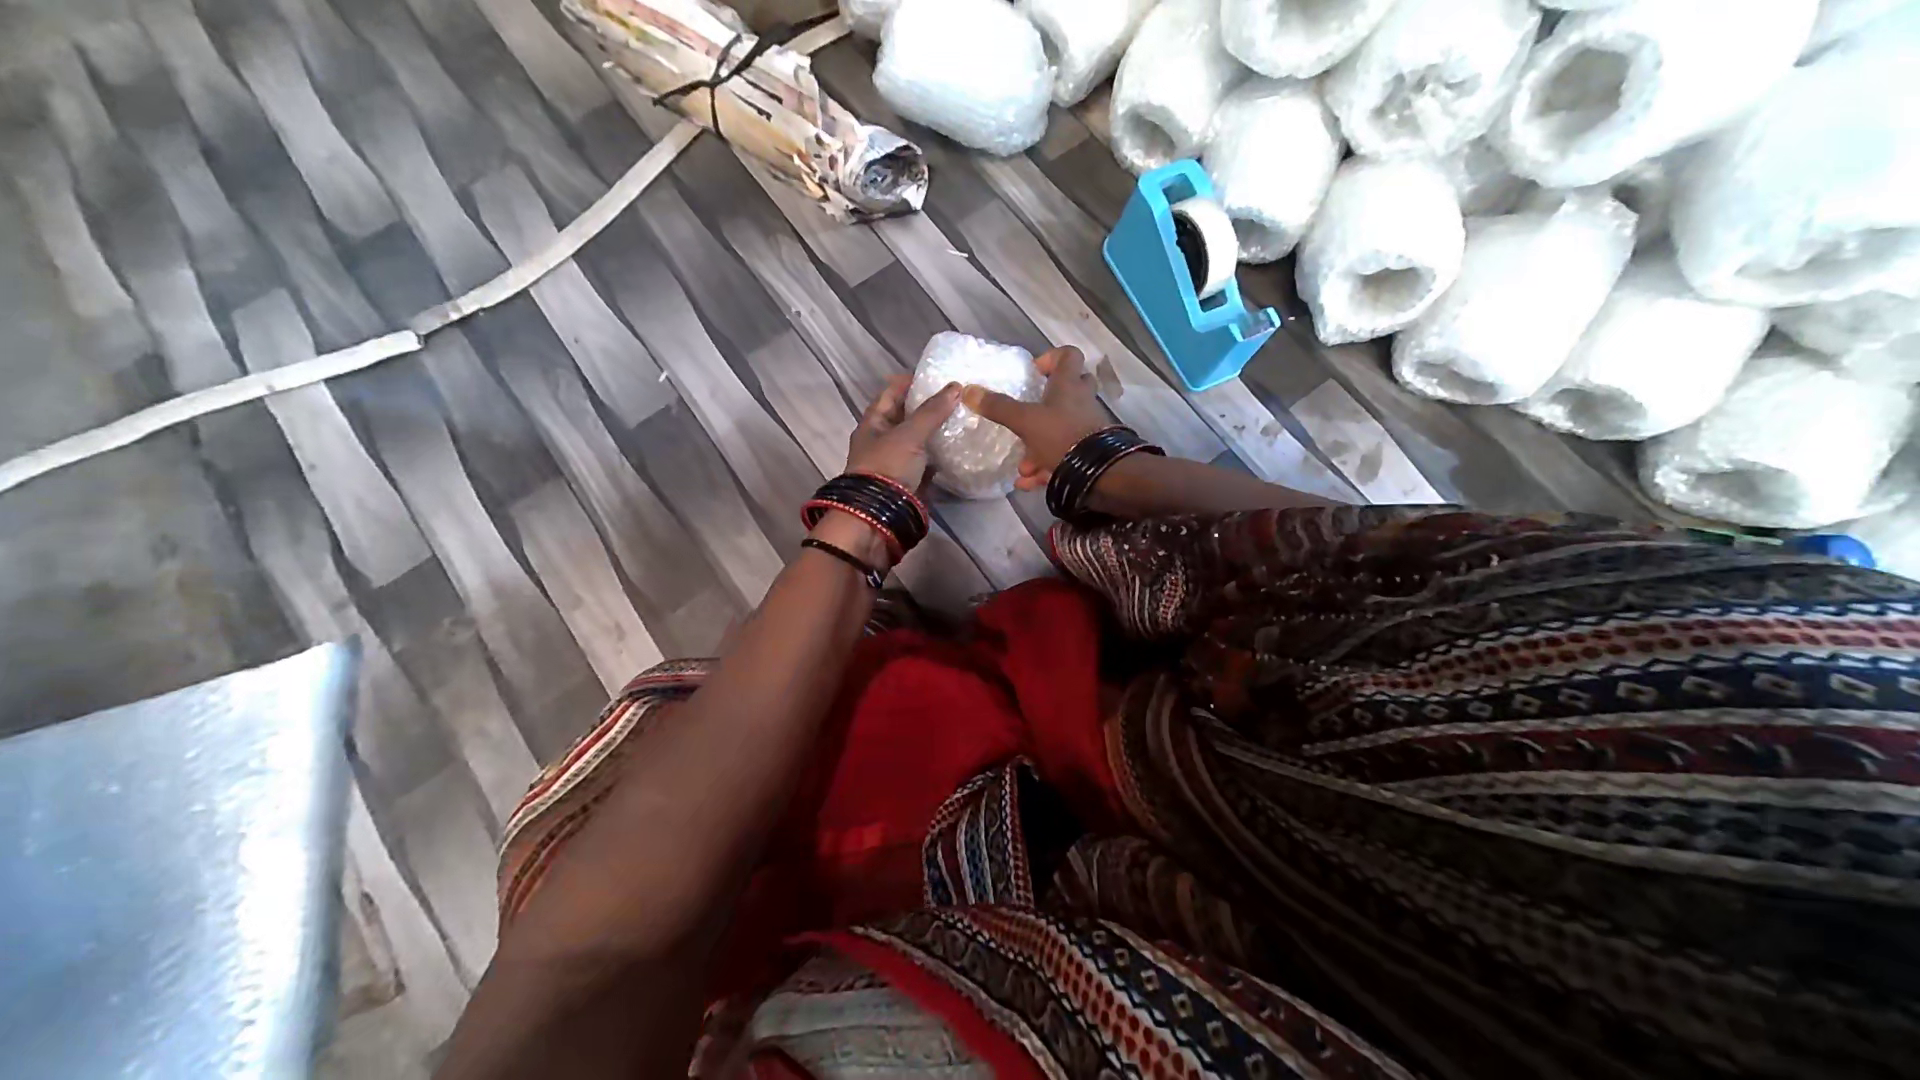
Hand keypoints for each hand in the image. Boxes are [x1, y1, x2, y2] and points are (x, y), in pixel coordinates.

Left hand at [845, 374, 961, 488]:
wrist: (879, 514)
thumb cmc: (888, 466)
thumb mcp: (909, 434)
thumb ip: (932, 411)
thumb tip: (956, 386)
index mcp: (873, 422)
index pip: (891, 393)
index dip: (910, 381)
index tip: (936, 374)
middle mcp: (882, 439)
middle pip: (906, 415)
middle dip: (928, 405)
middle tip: (956, 395)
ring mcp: (895, 461)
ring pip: (918, 438)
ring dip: (936, 430)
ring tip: (962, 416)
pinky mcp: (909, 479)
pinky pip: (926, 461)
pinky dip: (939, 454)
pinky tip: (958, 445)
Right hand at [961, 346, 1106, 492]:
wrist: (1099, 474)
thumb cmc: (1062, 436)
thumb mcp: (1025, 421)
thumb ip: (998, 407)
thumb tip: (968, 390)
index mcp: (1069, 385)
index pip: (1069, 355)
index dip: (1051, 357)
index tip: (1034, 371)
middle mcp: (1081, 402)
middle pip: (1070, 390)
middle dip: (1046, 401)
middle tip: (1028, 410)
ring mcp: (1087, 428)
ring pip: (1061, 428)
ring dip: (1038, 445)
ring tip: (1023, 465)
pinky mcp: (1088, 452)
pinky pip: (1063, 455)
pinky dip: (1046, 467)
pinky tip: (1028, 482)